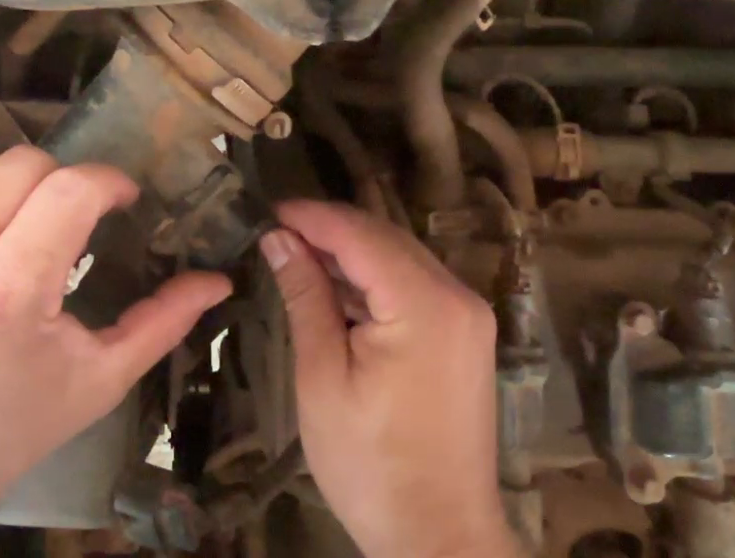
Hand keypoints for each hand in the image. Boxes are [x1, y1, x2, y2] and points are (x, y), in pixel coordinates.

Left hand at [0, 146, 230, 523]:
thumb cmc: (12, 425)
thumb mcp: (99, 380)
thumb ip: (162, 321)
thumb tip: (218, 279)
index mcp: (9, 291)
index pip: (71, 189)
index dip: (109, 182)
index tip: (123, 199)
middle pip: (23, 163)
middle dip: (62, 180)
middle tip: (74, 216)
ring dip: (11, 184)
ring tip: (22, 223)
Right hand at [260, 200, 518, 557]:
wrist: (439, 538)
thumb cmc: (370, 463)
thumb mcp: (322, 376)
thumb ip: (305, 296)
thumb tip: (278, 238)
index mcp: (425, 305)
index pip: (360, 234)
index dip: (311, 216)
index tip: (265, 208)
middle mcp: (457, 296)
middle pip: (384, 238)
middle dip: (328, 229)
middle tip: (274, 231)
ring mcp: (468, 316)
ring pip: (400, 257)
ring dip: (349, 252)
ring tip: (295, 253)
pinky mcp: (465, 335)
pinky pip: (414, 285)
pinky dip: (373, 280)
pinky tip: (335, 287)